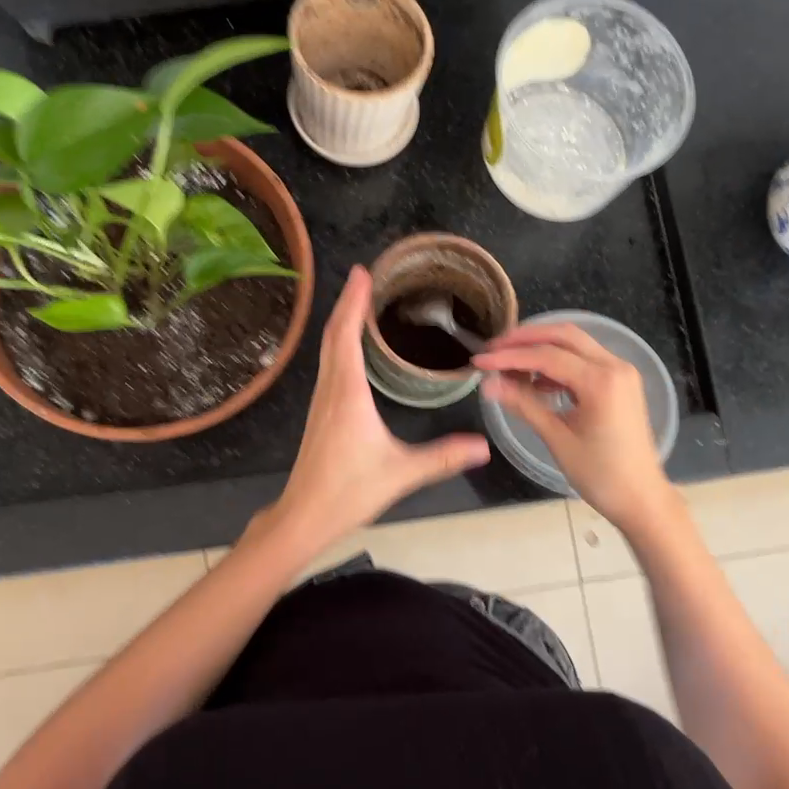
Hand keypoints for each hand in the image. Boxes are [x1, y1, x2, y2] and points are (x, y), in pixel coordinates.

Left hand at [261, 266, 491, 548]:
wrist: (304, 516)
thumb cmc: (348, 491)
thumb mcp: (401, 473)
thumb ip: (442, 457)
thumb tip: (483, 447)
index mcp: (347, 394)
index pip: (347, 336)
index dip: (354, 302)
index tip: (362, 272)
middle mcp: (330, 390)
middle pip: (333, 336)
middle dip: (347, 303)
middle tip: (364, 277)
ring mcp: (321, 403)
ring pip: (327, 351)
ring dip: (341, 323)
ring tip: (359, 303)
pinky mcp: (319, 415)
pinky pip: (328, 367)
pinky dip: (338, 346)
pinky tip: (350, 350)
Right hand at [473, 324, 673, 529]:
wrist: (641, 497)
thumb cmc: (600, 474)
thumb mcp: (557, 439)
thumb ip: (524, 404)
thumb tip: (488, 384)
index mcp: (601, 381)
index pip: (547, 356)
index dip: (510, 356)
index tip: (480, 361)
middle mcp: (615, 366)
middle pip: (564, 336)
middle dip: (526, 339)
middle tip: (492, 349)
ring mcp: (621, 373)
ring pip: (575, 345)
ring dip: (541, 348)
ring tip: (508, 364)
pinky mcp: (620, 383)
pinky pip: (585, 361)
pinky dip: (558, 363)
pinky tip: (535, 380)